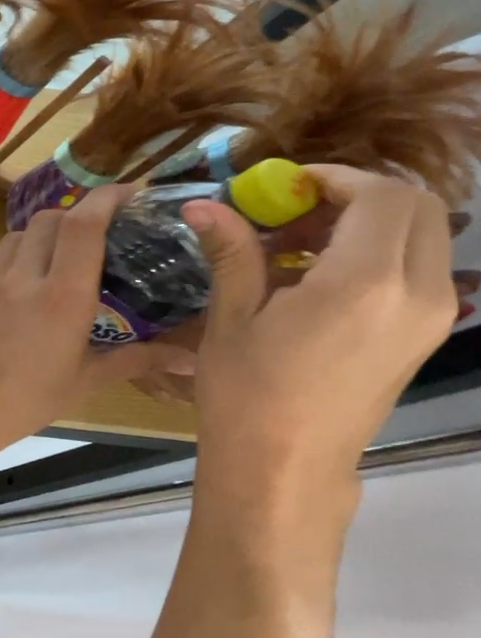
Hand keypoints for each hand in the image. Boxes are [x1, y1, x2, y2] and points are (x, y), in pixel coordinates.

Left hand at [0, 186, 191, 450]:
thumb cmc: (29, 399)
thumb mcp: (88, 380)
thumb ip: (139, 360)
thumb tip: (194, 360)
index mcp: (63, 294)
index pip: (83, 224)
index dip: (107, 199)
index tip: (131, 196)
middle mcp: (24, 279)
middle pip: (49, 219)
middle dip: (77, 215)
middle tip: (100, 231)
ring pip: (15, 236)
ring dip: (41, 235)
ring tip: (61, 254)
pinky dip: (2, 258)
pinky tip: (16, 277)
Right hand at [186, 164, 455, 472]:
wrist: (285, 459)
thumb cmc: (245, 390)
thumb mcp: (230, 318)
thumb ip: (233, 254)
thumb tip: (204, 206)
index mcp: (362, 283)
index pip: (380, 197)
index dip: (336, 179)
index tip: (286, 185)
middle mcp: (416, 290)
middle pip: (417, 208)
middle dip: (357, 196)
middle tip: (293, 210)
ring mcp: (432, 312)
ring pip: (424, 236)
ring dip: (369, 224)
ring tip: (299, 245)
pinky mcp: (427, 331)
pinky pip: (418, 268)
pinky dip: (379, 253)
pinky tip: (319, 278)